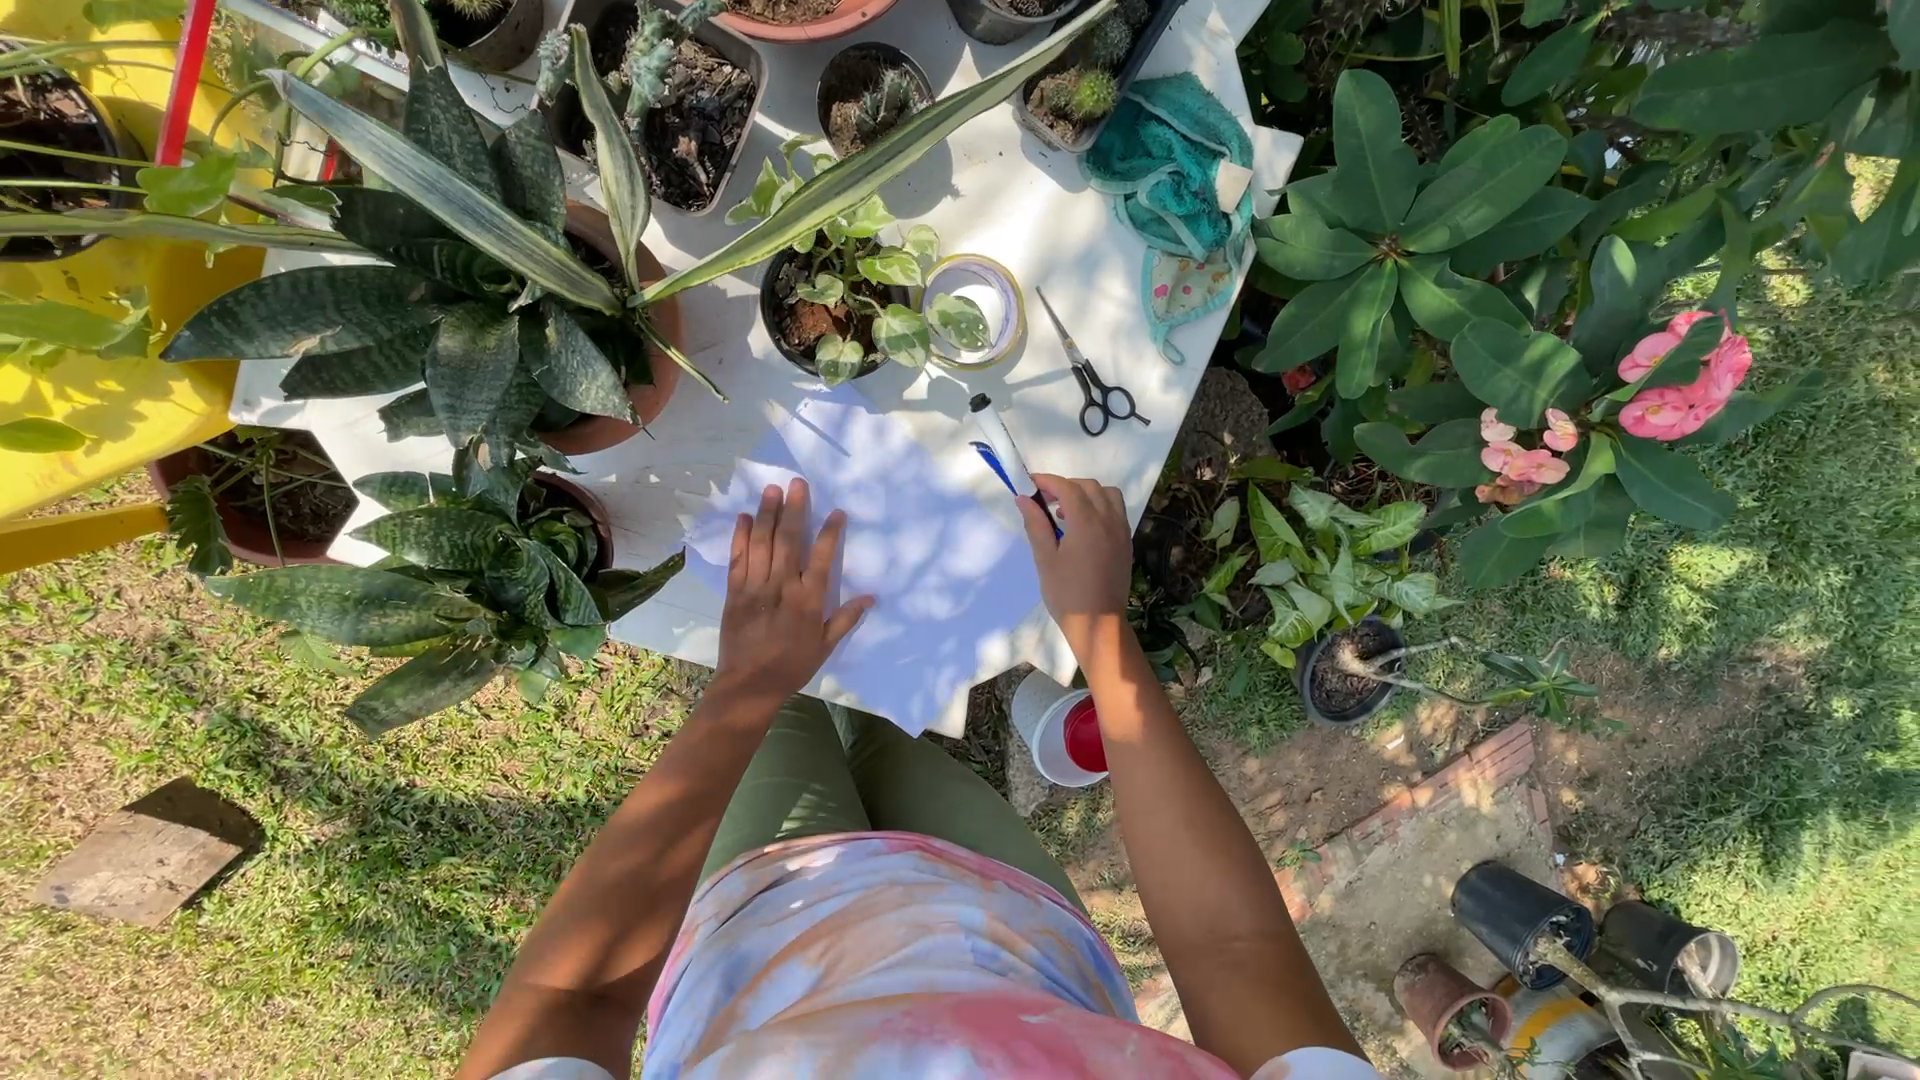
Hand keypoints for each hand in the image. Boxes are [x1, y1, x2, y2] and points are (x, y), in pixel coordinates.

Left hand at [715, 479, 872, 705]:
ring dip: (767, 514)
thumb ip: (846, 619)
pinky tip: (745, 516)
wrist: (749, 685)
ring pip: (762, 543)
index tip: (837, 511)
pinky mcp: (735, 592)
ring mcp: (755, 587)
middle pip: (789, 540)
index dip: (830, 532)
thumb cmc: (792, 666)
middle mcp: (782, 587)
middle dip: (795, 509)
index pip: (822, 558)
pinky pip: (738, 558)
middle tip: (798, 483)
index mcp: (808, 600)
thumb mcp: (825, 646)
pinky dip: (741, 536)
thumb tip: (871, 597)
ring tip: (772, 489)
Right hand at [1017, 474, 1132, 659]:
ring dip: (1086, 494)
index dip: (1048, 481)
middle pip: (1089, 487)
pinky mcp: (1126, 543)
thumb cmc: (1066, 595)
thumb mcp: (1045, 559)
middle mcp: (1109, 521)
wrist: (1099, 624)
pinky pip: (1116, 511)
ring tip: (1066, 513)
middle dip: (1065, 486)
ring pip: (1108, 495)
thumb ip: (1036, 525)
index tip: (1030, 484)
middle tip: (1044, 500)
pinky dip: (1099, 506)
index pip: (1068, 488)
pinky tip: (1083, 527)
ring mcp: (1121, 531)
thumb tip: (1024, 499)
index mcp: (1087, 524)